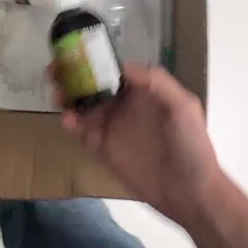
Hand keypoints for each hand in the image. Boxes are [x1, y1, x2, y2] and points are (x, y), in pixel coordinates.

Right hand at [59, 62, 223, 227]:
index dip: (94, 60)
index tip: (75, 53)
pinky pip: (83, 133)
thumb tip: (122, 65)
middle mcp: (125, 105)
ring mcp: (114, 127)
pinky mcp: (105, 150)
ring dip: (68, 98)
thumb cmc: (191, 145)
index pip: (113, 68)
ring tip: (57, 94)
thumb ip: (155, 82)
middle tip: (55, 71)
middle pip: (93, 84)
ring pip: (84, 106)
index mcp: (143, 90)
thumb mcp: (182, 106)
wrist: (192, 194)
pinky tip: (66, 120)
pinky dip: (71, 124)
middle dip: (74, 76)